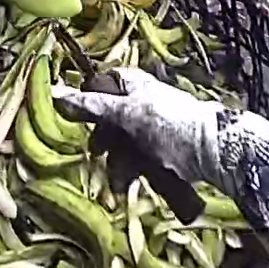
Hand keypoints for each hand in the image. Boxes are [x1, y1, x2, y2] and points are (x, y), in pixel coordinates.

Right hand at [55, 66, 235, 185]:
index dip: (86, 104)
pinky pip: (134, 158)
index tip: (80, 121)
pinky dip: (129, 171)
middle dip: (103, 142)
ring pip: (118, 142)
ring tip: (118, 180)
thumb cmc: (167, 124)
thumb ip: (90, 105)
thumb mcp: (125, 113)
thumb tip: (56, 94)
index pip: (96, 87)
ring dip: (115, 162)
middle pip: (105, 119)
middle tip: (99, 154)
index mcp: (129, 83)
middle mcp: (136, 100)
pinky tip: (127, 184)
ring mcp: (147, 125)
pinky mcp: (157, 148)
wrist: (212, 151)